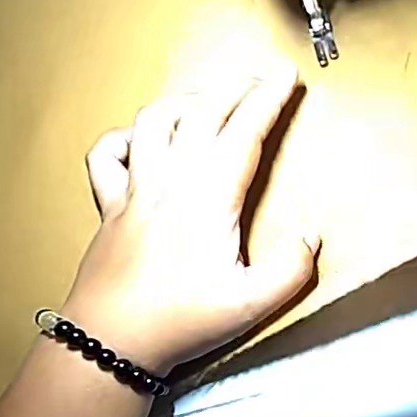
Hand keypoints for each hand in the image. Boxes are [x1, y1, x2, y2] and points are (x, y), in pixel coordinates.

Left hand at [64, 69, 317, 373]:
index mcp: (208, 199)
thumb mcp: (252, 304)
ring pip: (154, 121)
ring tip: (207, 101)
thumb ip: (291, 270)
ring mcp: (135, 191)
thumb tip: (309, 238)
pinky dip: (125, 138)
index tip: (286, 76)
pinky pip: (107, 155)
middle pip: (201, 114)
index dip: (268, 100)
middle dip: (235, 89)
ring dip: (185, 102)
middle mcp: (170, 183)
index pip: (243, 133)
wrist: (113, 340)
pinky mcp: (110, 208)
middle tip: (259, 81)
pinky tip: (140, 141)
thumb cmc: (180, 321)